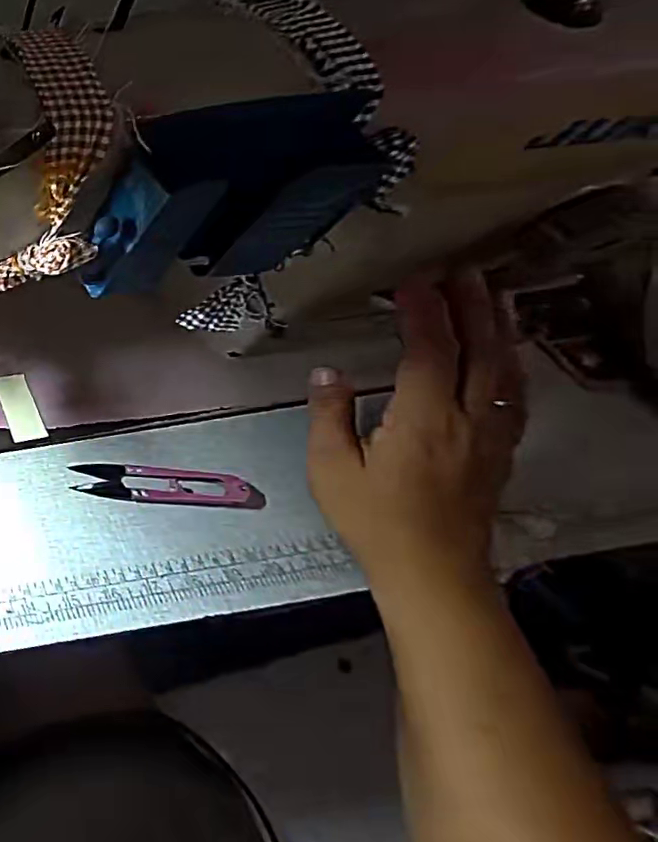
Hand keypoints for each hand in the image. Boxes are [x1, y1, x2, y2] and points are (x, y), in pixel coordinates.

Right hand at [306, 270, 526, 597]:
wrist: (431, 566)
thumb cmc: (371, 516)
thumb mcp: (330, 466)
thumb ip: (330, 415)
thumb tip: (328, 374)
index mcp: (425, 422)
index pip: (430, 355)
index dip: (424, 316)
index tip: (414, 285)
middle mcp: (471, 422)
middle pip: (482, 355)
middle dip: (473, 311)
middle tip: (464, 275)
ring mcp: (493, 437)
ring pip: (507, 372)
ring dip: (498, 332)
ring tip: (490, 301)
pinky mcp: (500, 451)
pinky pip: (513, 396)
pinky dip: (508, 364)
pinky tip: (502, 356)